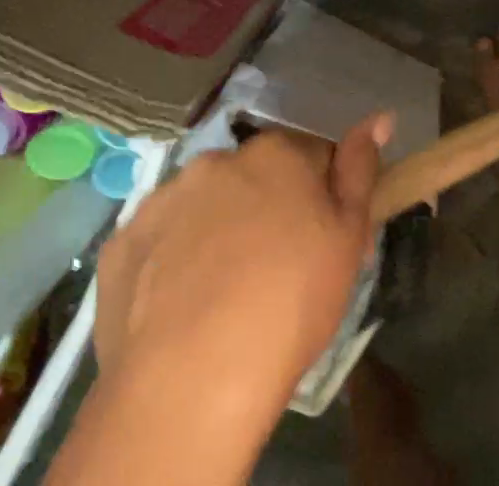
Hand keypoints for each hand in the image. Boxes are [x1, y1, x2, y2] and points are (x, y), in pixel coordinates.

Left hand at [95, 114, 390, 399]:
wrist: (193, 380)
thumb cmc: (293, 299)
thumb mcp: (350, 236)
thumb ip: (360, 170)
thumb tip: (379, 118)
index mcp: (276, 154)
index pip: (311, 152)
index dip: (321, 191)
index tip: (324, 231)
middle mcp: (214, 163)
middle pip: (252, 174)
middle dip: (266, 202)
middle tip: (280, 260)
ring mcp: (159, 203)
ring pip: (202, 204)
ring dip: (218, 226)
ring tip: (228, 287)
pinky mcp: (118, 247)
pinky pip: (160, 240)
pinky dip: (174, 259)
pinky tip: (186, 302)